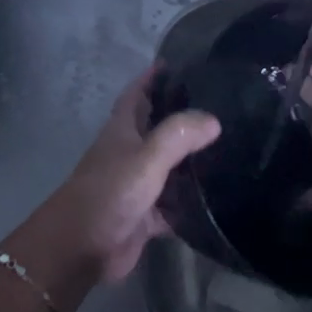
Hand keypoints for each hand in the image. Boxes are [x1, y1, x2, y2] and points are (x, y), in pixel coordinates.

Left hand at [25, 67, 219, 286]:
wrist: (82, 248)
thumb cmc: (110, 193)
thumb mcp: (146, 157)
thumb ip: (178, 135)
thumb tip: (213, 119)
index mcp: (122, 130)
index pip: (137, 93)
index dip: (153, 77)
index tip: (178, 63)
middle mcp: (129, 153)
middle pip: (157, 128)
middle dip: (181, 117)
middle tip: (221, 106)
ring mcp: (137, 185)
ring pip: (168, 167)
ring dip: (191, 161)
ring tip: (230, 148)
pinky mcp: (145, 216)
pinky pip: (173, 205)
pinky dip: (191, 203)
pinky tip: (218, 198)